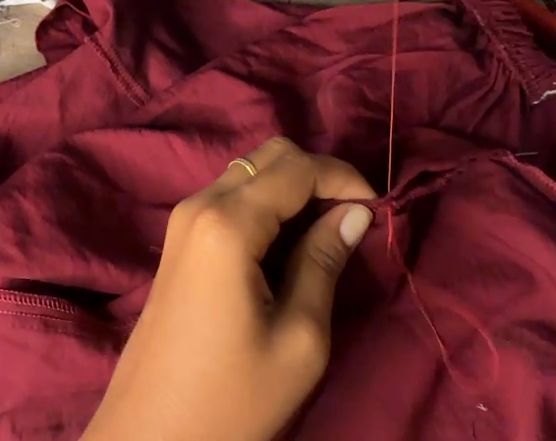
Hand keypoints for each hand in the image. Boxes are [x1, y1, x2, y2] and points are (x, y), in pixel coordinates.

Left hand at [84, 138, 376, 440]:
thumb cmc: (231, 399)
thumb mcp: (299, 340)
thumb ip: (324, 262)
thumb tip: (355, 212)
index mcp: (227, 223)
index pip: (297, 167)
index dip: (343, 177)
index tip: (376, 209)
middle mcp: (199, 204)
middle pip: (270, 156)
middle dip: (318, 175)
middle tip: (351, 219)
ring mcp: (183, 219)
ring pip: (250, 172)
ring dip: (292, 188)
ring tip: (325, 233)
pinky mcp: (179, 239)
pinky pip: (232, 196)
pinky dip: (268, 204)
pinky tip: (288, 244)